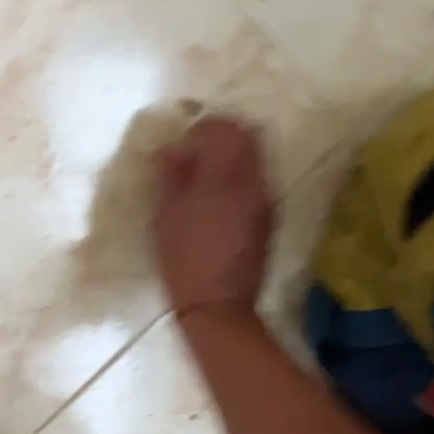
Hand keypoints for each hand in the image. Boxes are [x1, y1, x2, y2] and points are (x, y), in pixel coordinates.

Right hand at [153, 116, 274, 314]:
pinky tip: (217, 202)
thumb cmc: (183, 261)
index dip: (199, 130)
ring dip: (230, 157)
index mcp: (225, 176)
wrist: (219, 306)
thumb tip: (174, 148)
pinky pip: (256, 181)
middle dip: (220, 137)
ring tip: (203, 180)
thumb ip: (171, 177)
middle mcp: (253, 180)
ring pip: (255, 156)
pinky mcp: (269, 217)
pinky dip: (238, 179)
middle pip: (246, 135)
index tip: (180, 148)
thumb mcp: (165, 218)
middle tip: (193, 156)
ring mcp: (266, 198)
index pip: (222, 128)